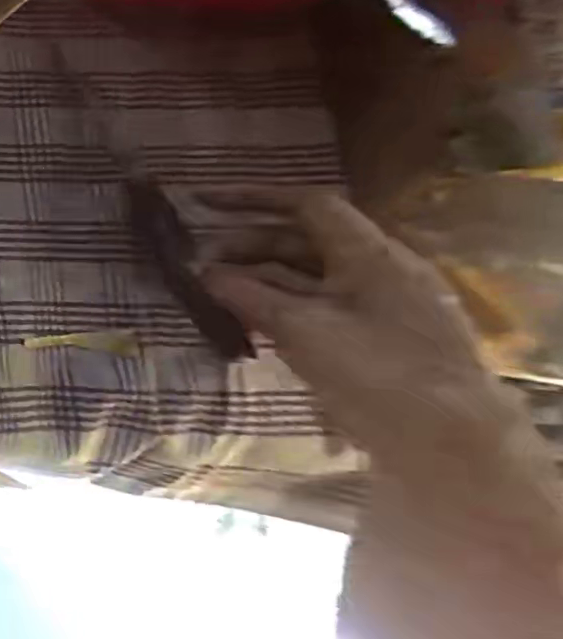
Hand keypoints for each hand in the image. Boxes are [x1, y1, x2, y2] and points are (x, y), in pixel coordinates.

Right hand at [196, 187, 524, 471]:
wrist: (444, 440)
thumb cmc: (375, 368)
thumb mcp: (298, 326)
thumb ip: (243, 293)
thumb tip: (199, 271)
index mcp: (373, 257)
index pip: (310, 207)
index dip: (253, 198)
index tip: (201, 202)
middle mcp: (374, 271)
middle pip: (297, 241)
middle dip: (241, 246)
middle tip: (194, 262)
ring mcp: (370, 304)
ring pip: (298, 274)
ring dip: (249, 276)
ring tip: (206, 289)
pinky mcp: (362, 333)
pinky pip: (306, 302)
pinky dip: (267, 301)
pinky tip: (236, 314)